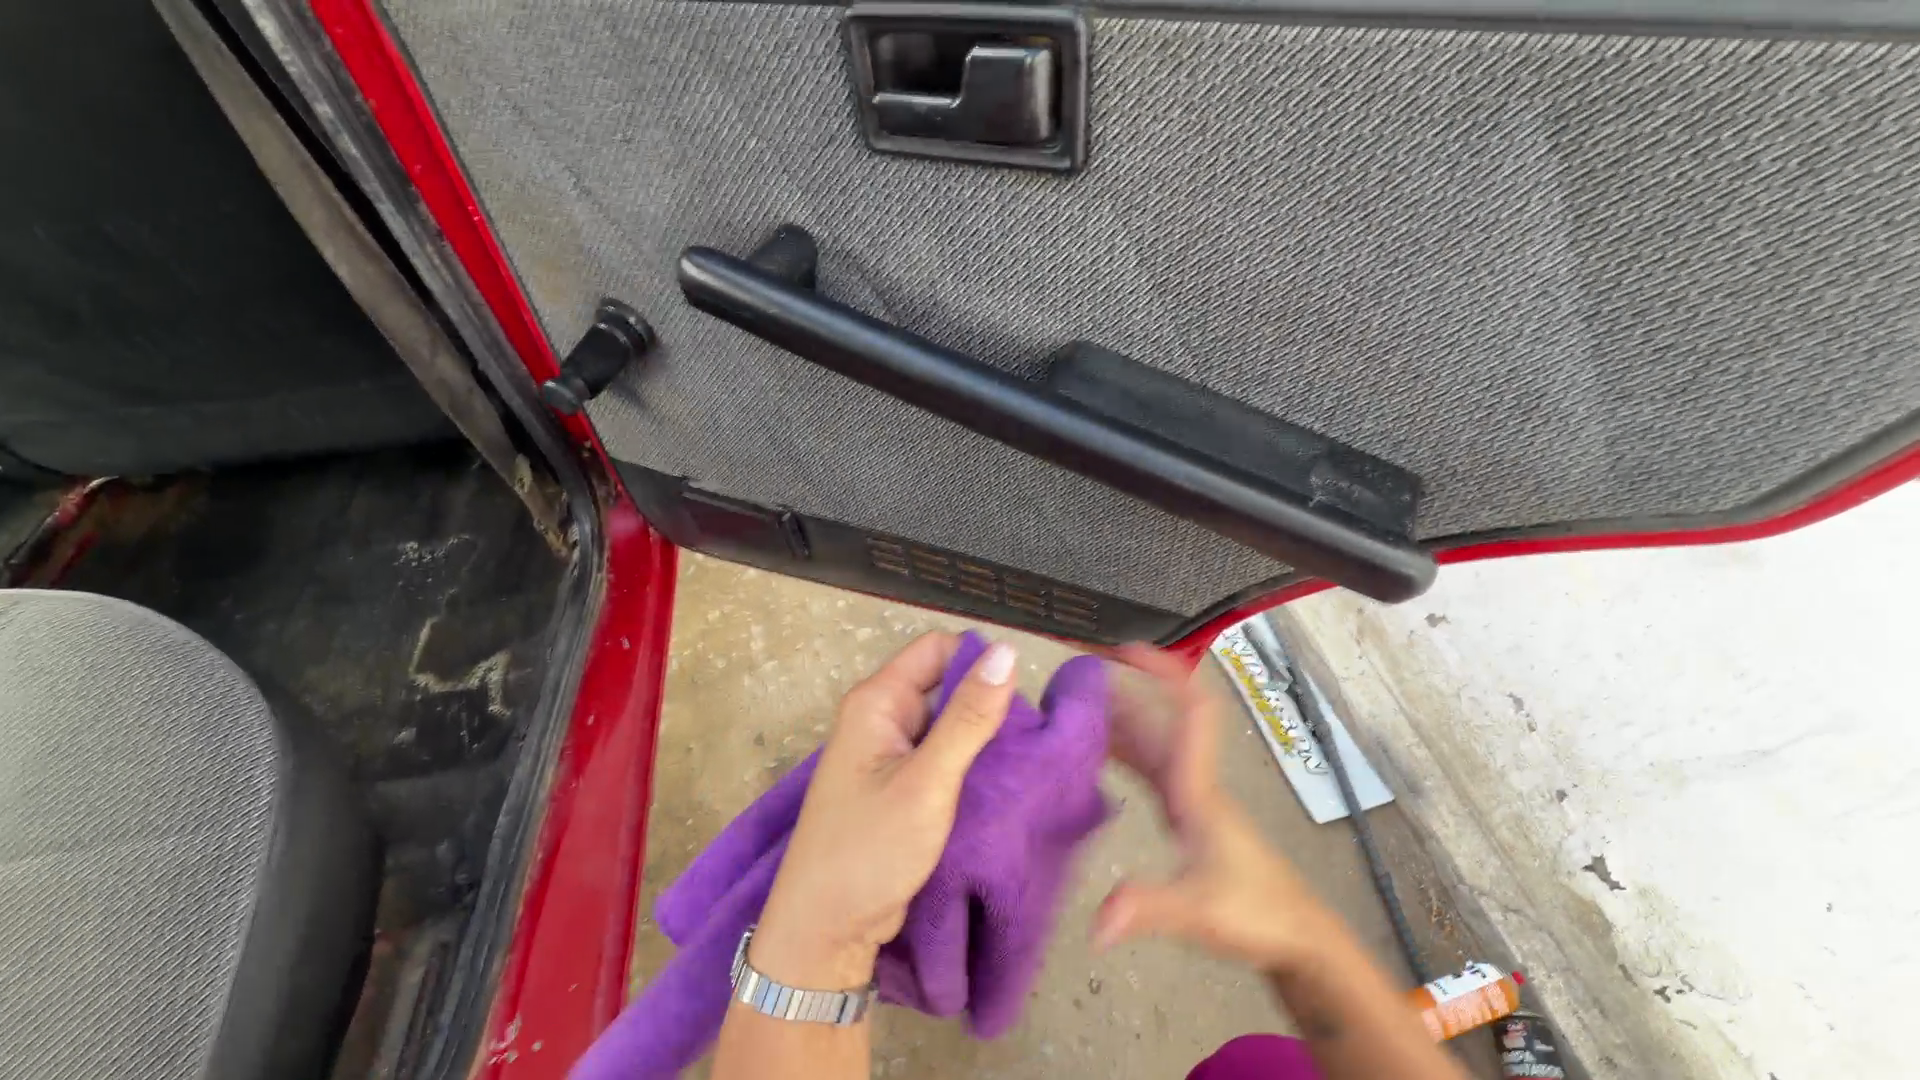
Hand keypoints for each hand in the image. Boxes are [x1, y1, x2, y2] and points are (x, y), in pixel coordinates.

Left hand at [752, 632, 1018, 988]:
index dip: (979, 662)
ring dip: (981, 738)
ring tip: (1023, 761)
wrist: (824, 929)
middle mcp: (880, 717)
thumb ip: (968, 717)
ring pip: (947, 723)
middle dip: (986, 703)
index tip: (1020, 697)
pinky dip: (969, 766)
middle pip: (944, 684)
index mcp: (877, 701)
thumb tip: (1006, 651)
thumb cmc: (870, 850)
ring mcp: (888, 753)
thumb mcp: (927, 782)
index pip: (937, 649)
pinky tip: (1000, 784)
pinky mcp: (898, 785)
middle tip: (1029, 737)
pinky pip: (941, 757)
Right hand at [1093, 645, 1342, 969]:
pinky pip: (1149, 771)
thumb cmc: (1258, 913)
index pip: (1191, 712)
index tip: (1129, 650)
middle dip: (1123, 695)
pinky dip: (1124, 756)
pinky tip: (1099, 758)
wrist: (1298, 939)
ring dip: (1120, 724)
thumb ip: (1148, 908)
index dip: (1164, 673)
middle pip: (1159, 723)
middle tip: (1077, 681)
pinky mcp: (1186, 818)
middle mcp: (1194, 783)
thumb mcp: (1198, 909)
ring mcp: (1191, 799)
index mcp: (1198, 788)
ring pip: (1152, 746)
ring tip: (1076, 710)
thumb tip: (1094, 923)